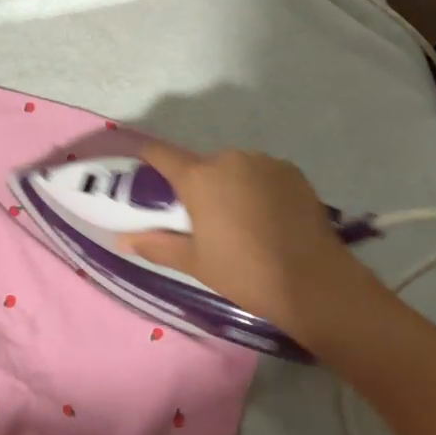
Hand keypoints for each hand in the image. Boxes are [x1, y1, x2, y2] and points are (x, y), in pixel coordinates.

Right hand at [120, 142, 380, 345]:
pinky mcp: (292, 170)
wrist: (312, 280)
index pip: (161, 154)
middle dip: (198, 185)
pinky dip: (259, 188)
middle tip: (203, 220)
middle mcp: (229, 158)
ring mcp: (264, 161)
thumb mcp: (195, 263)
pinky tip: (269, 218)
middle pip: (202, 165)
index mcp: (199, 177)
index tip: (143, 173)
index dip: (148, 159)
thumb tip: (123, 238)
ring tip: (242, 222)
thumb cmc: (244, 272)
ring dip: (231, 185)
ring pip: (235, 168)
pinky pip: (263, 173)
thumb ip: (156, 244)